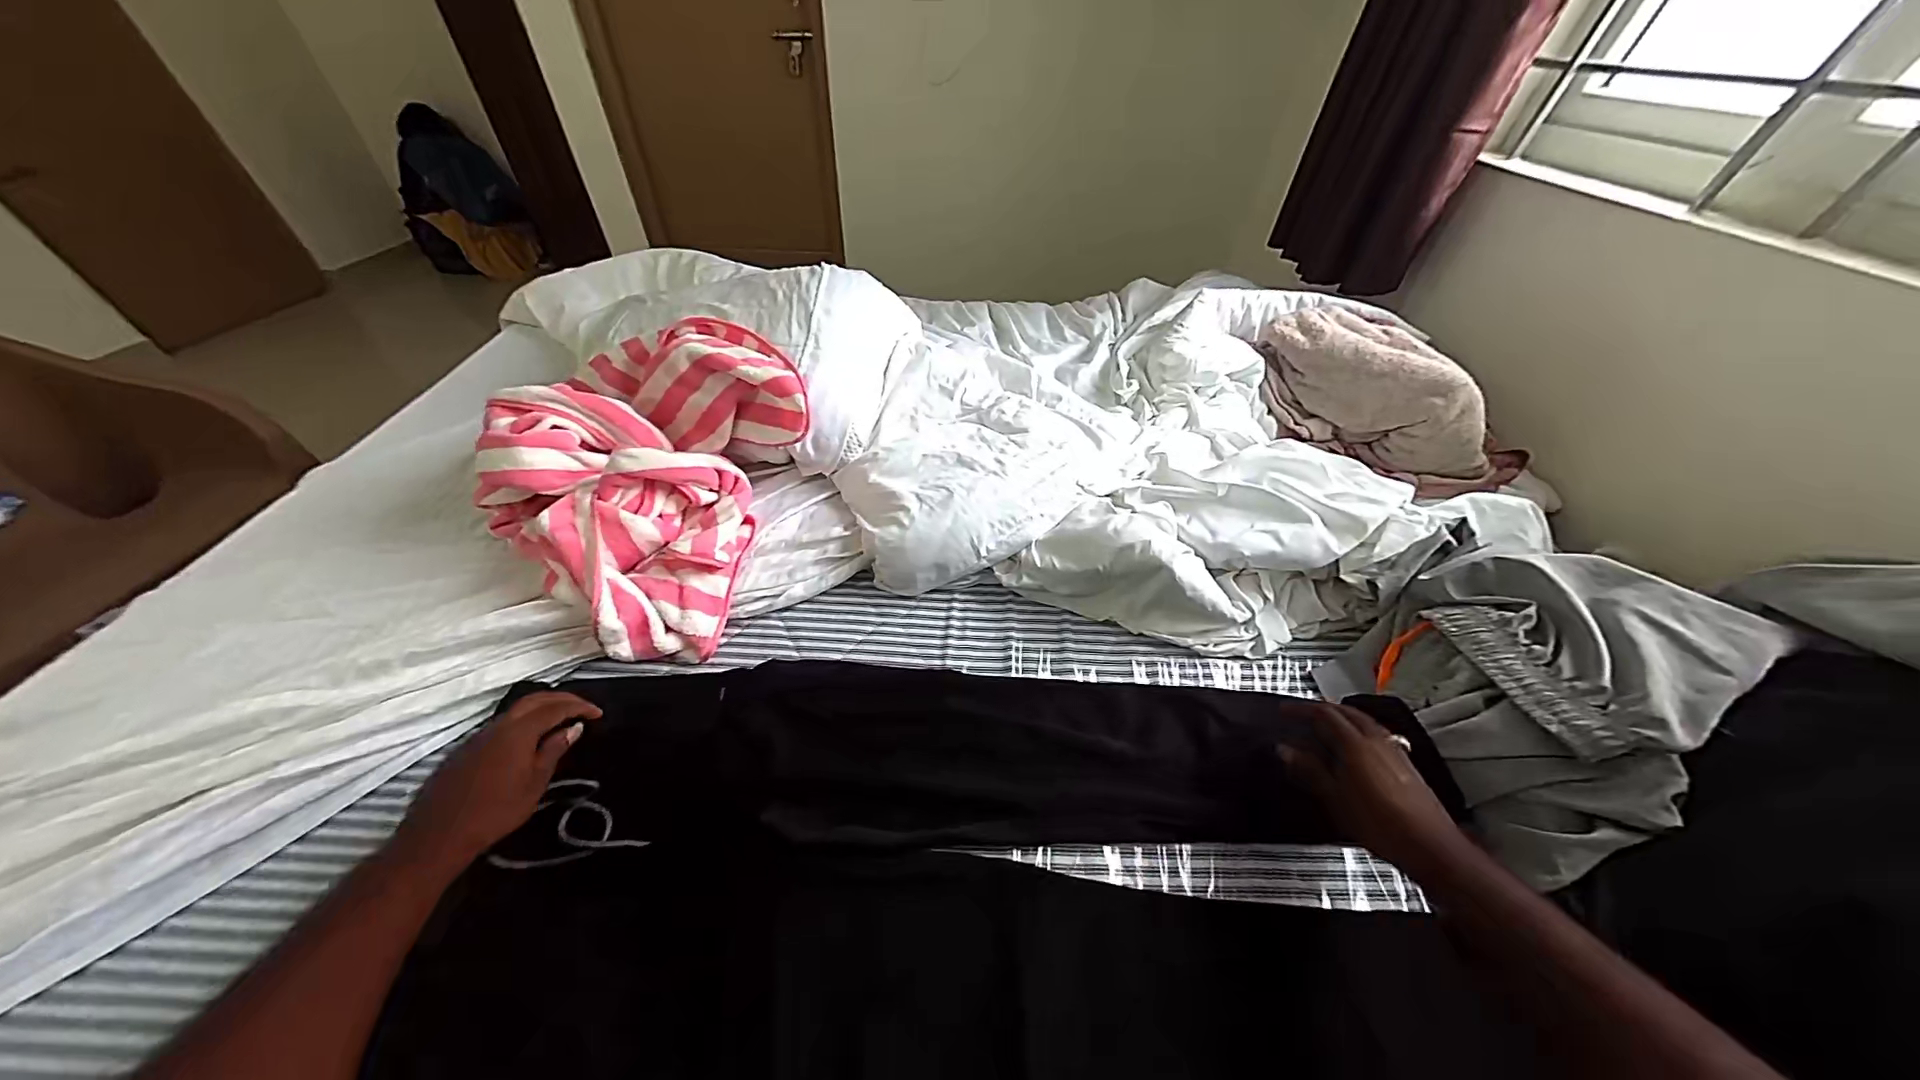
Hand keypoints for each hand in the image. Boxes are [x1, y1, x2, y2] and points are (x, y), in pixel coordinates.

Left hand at [393, 691, 602, 871]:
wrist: (439, 835)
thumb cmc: (496, 811)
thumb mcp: (535, 783)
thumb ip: (554, 750)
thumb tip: (573, 727)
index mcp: (518, 732)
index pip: (554, 708)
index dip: (579, 707)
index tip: (598, 714)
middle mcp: (498, 726)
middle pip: (533, 700)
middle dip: (561, 699)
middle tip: (582, 708)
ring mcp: (479, 736)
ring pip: (516, 710)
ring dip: (542, 707)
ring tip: (561, 719)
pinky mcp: (467, 749)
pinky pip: (503, 723)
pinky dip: (524, 720)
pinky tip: (530, 737)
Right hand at [1278, 703, 1469, 875]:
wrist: (1429, 846)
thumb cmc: (1383, 825)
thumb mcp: (1334, 797)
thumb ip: (1309, 770)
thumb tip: (1286, 750)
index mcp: (1356, 745)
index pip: (1325, 713)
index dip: (1302, 709)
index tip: (1286, 711)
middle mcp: (1378, 741)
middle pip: (1346, 712)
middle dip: (1322, 709)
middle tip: (1303, 713)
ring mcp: (1394, 750)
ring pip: (1363, 721)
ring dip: (1342, 717)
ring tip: (1325, 725)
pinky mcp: (1405, 763)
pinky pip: (1376, 733)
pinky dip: (1358, 730)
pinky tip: (1354, 746)